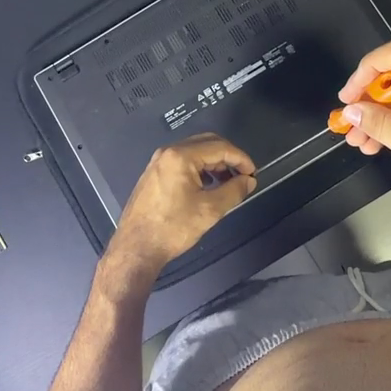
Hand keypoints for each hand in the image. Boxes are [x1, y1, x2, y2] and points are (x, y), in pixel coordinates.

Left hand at [105, 134, 257, 277]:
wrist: (136, 247)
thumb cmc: (174, 228)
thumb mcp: (210, 210)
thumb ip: (234, 191)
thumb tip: (248, 181)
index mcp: (180, 156)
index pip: (219, 147)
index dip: (241, 159)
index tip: (253, 174)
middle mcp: (167, 152)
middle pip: (206, 143)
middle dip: (228, 157)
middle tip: (243, 175)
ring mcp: (158, 162)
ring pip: (194, 152)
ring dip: (214, 163)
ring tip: (228, 183)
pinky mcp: (154, 174)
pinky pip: (182, 162)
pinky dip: (199, 169)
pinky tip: (208, 186)